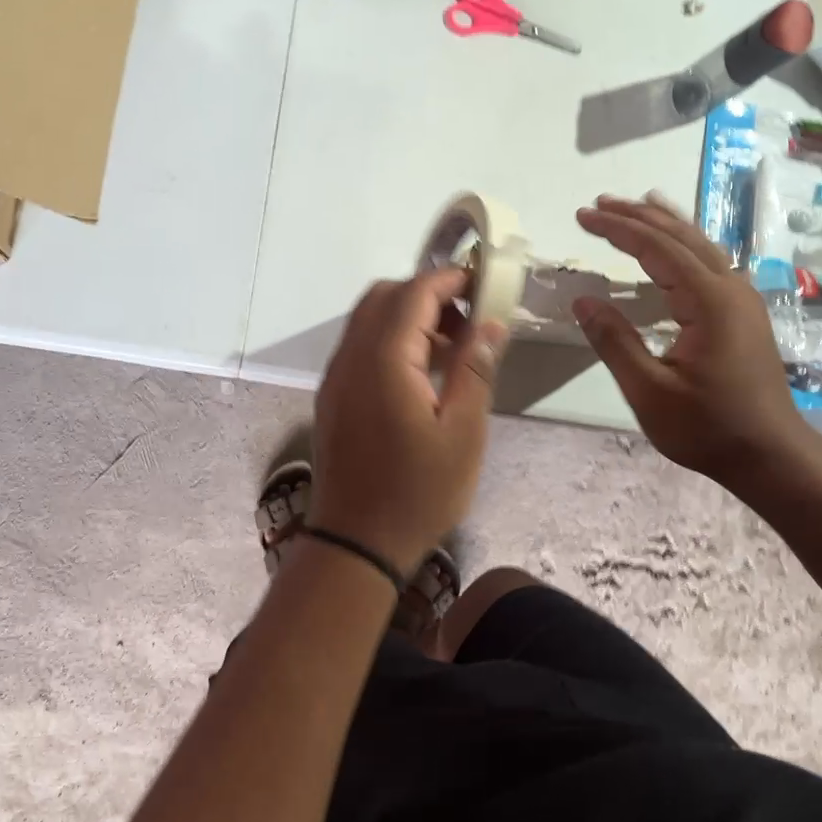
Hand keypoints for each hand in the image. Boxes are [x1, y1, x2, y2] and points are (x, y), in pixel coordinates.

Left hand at [313, 269, 507, 574]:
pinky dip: (389, 341)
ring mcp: (335, 378)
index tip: (484, 283)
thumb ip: (474, 369)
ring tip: (451, 351)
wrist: (355, 543)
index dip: (449, 278)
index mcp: (382, 361)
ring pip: (367, 321)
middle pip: (383, 297)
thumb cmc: (418, 493)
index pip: (414, 293)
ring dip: (407, 317)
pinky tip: (419, 375)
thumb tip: (489, 322)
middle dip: (427, 294)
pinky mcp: (331, 398)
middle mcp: (350, 358)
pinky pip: (358, 348)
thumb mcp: (462, 433)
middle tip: (468, 322)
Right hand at [571, 194, 816, 480]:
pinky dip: (682, 243)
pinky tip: (674, 242)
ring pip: (699, 245)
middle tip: (597, 204)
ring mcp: (741, 300)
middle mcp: (730, 289)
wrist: (771, 456)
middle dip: (637, 217)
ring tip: (632, 204)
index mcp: (709, 302)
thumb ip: (615, 342)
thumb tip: (583, 301)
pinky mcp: (741, 314)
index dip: (617, 229)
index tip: (581, 217)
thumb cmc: (708, 428)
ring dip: (662, 224)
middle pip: (681, 237)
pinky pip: (708, 262)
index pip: (657, 249)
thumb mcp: (649, 391)